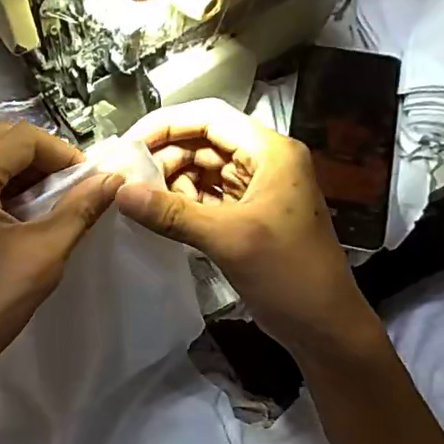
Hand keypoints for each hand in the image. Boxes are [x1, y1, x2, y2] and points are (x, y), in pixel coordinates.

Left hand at [0, 121, 124, 409]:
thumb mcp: (42, 257)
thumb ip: (79, 211)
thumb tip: (110, 180)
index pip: (22, 138)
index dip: (63, 154)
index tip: (89, 184)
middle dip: (42, 158)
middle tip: (72, 191)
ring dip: (19, 172)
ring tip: (50, 206)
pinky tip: (18, 218)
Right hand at [116, 99, 373, 353]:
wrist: (324, 326)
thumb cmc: (290, 275)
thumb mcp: (228, 239)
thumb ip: (172, 213)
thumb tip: (120, 193)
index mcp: (270, 153)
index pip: (210, 118)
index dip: (166, 125)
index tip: (128, 144)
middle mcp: (263, 163)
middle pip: (202, 142)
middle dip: (164, 157)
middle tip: (127, 179)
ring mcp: (255, 190)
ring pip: (201, 170)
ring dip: (170, 182)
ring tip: (140, 200)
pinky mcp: (246, 216)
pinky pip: (206, 197)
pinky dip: (181, 203)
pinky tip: (158, 215)